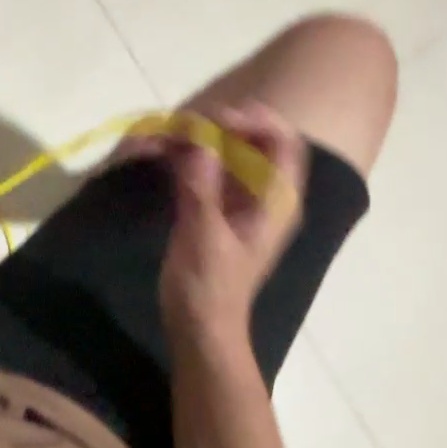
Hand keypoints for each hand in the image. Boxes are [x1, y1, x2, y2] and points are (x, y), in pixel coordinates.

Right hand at [158, 102, 308, 339]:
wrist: (200, 328)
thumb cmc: (209, 288)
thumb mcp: (204, 236)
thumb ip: (203, 186)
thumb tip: (198, 140)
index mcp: (275, 200)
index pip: (282, 141)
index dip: (255, 120)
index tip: (216, 119)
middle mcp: (262, 195)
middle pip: (252, 141)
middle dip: (219, 127)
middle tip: (184, 126)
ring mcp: (237, 203)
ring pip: (226, 155)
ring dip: (198, 141)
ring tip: (167, 137)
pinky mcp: (214, 211)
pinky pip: (206, 172)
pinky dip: (187, 159)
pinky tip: (163, 155)